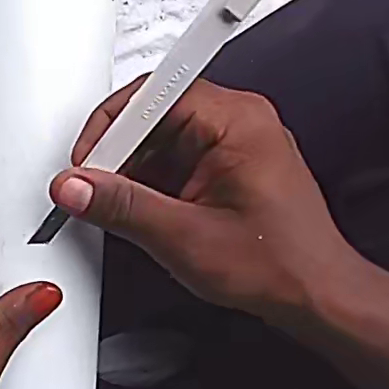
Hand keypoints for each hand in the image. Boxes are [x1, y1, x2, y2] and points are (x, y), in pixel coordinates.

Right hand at [50, 77, 366, 321]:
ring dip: (129, 174)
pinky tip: (140, 214)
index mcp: (236, 121)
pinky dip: (144, 187)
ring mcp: (227, 145)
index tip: (85, 163)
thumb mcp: (185, 237)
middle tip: (92, 188)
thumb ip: (123, 207)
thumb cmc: (277, 263)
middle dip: (115, 154)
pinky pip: (167, 163)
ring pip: (155, 142)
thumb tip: (76, 186)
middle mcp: (234, 123)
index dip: (109, 127)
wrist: (312, 294)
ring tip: (120, 209)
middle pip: (150, 116)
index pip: (153, 95)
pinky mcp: (218, 168)